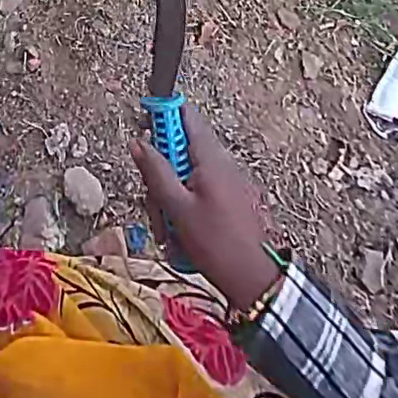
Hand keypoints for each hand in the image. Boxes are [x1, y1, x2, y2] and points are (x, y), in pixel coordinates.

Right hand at [130, 104, 280, 309]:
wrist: (259, 283)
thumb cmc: (220, 245)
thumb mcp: (178, 208)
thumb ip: (156, 172)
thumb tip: (138, 142)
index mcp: (209, 156)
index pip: (184, 114)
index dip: (160, 114)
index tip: (142, 128)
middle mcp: (219, 162)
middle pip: (179, 147)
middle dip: (159, 170)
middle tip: (154, 199)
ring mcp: (225, 180)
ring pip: (185, 173)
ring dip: (169, 196)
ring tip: (168, 227)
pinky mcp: (228, 198)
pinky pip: (197, 190)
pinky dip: (184, 206)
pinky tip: (181, 233)